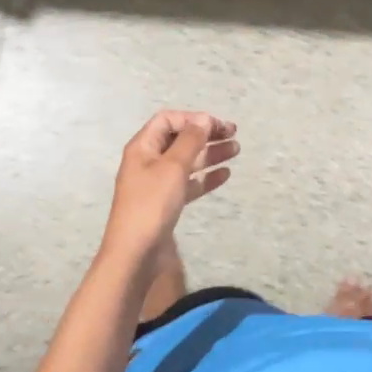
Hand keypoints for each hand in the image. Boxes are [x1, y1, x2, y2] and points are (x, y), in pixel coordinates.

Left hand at [103, 111, 238, 264]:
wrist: (135, 253)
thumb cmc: (152, 204)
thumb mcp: (173, 167)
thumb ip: (190, 140)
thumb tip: (203, 118)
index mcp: (143, 147)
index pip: (168, 120)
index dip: (193, 118)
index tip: (218, 126)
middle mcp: (148, 161)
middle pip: (180, 139)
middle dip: (206, 134)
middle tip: (233, 134)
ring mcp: (157, 183)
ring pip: (187, 161)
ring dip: (210, 154)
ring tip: (236, 150)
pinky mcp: (166, 203)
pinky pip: (189, 183)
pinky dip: (206, 177)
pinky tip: (225, 174)